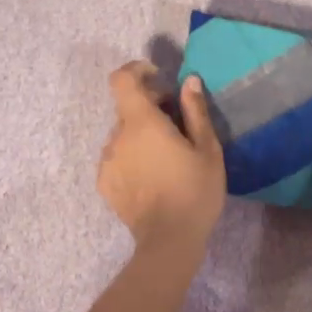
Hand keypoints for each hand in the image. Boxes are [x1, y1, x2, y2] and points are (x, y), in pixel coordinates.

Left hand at [97, 62, 226, 248]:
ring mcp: (107, 161)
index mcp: (142, 122)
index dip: (137, 71)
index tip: (159, 79)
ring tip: (167, 157)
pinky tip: (153, 178)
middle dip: (150, 108)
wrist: (169, 240)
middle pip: (127, 108)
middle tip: (178, 125)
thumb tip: (189, 81)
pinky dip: (132, 157)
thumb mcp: (207, 149)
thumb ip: (195, 111)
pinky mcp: (104, 183)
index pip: (122, 79)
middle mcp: (117, 137)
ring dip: (141, 135)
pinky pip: (117, 158)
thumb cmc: (195, 191)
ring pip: (123, 135)